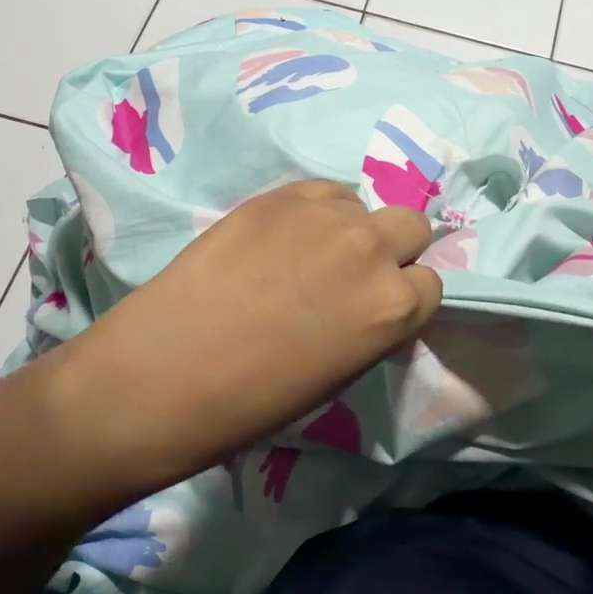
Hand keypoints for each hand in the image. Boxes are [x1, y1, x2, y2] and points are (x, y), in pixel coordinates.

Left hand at [54, 181, 443, 486]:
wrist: (162, 372)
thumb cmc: (251, 401)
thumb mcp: (339, 374)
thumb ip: (372, 326)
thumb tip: (375, 301)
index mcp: (393, 307)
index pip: (430, 284)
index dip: (404, 298)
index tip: (378, 309)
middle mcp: (372, 249)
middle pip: (412, 226)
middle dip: (394, 249)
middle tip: (351, 275)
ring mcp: (325, 215)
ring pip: (363, 206)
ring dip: (348, 228)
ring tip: (304, 256)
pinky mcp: (281, 195)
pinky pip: (322, 192)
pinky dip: (313, 212)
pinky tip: (278, 240)